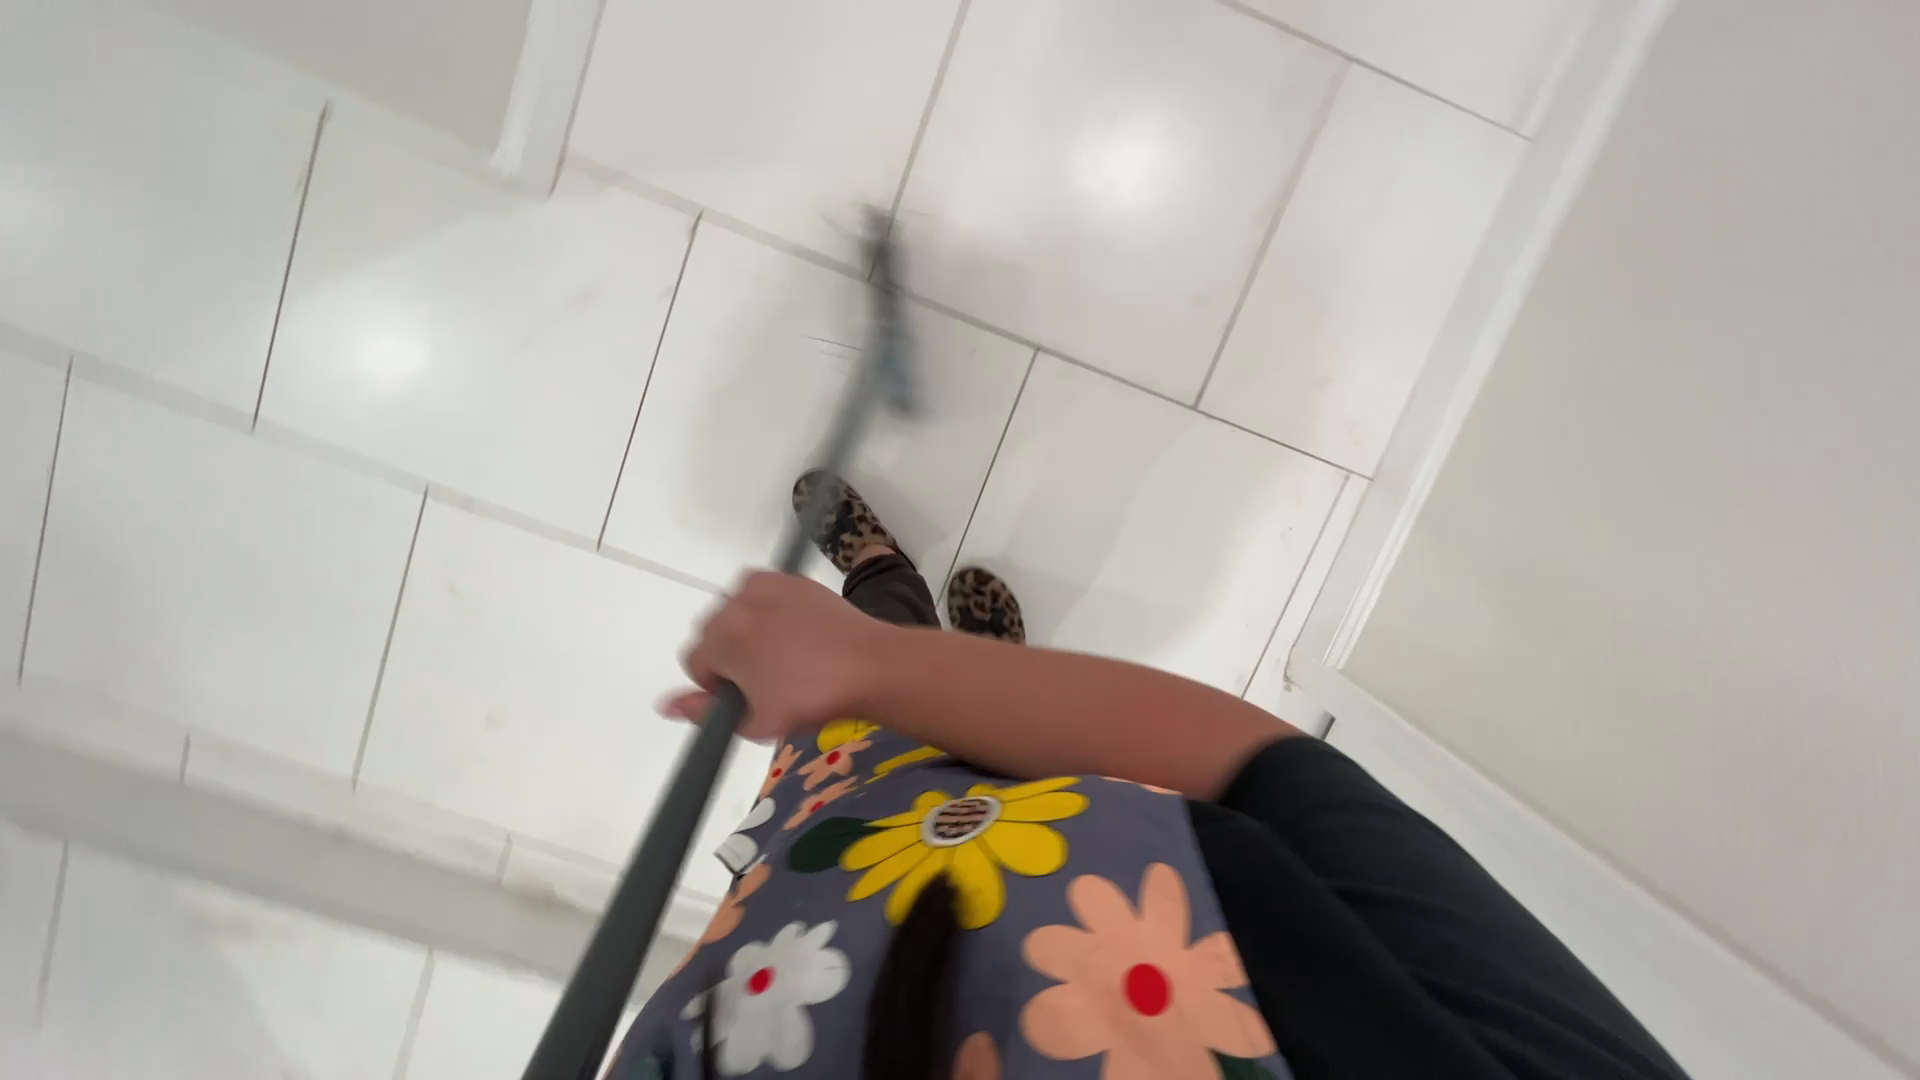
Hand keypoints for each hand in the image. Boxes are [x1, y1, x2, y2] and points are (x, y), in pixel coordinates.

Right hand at [660, 570, 890, 741]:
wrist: (867, 665)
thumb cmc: (812, 698)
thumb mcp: (757, 720)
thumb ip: (705, 712)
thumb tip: (666, 704)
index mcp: (723, 640)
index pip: (694, 662)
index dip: (717, 684)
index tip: (748, 693)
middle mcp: (736, 604)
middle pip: (711, 631)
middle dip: (728, 653)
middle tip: (767, 674)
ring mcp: (765, 586)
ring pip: (732, 609)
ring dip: (744, 627)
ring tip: (781, 651)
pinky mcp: (789, 577)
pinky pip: (757, 589)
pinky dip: (762, 604)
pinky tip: (789, 626)